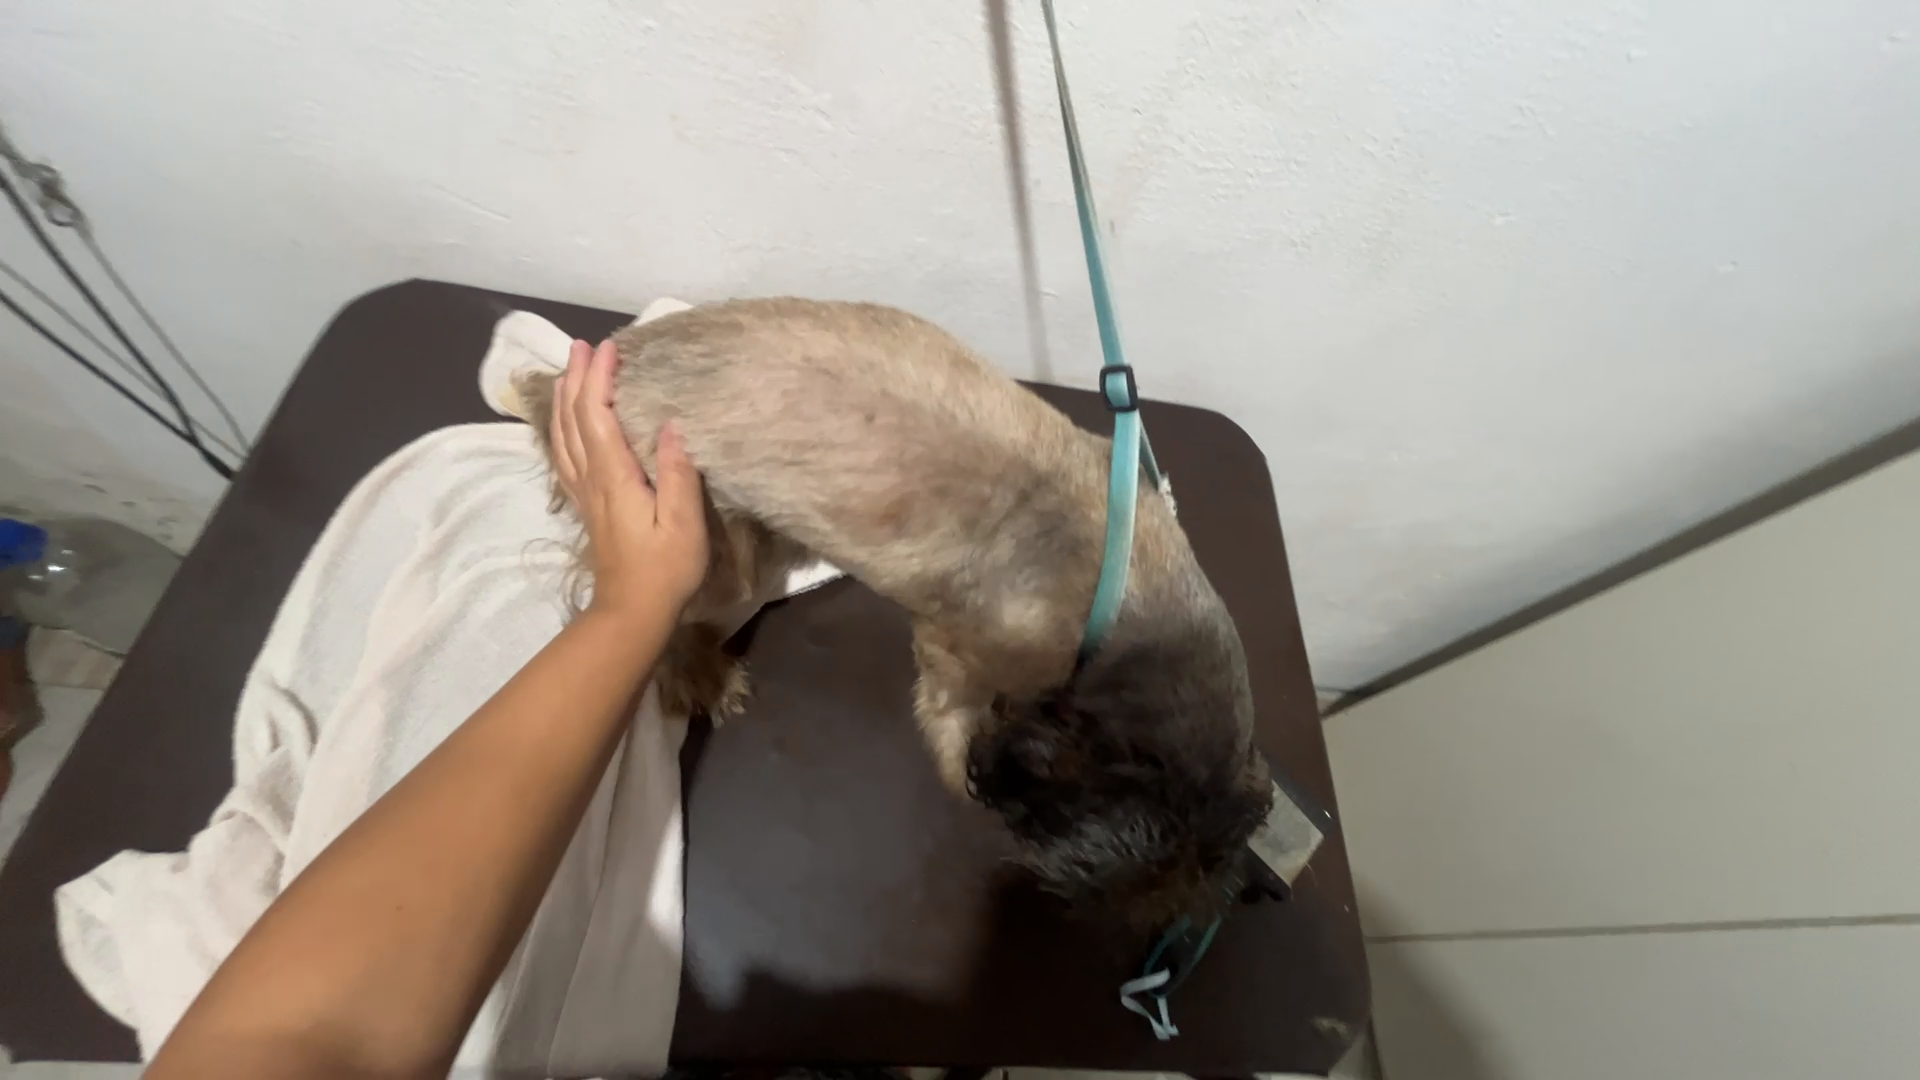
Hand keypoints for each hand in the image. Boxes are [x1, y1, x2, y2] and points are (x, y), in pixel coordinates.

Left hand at [551, 338, 709, 624]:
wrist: (632, 609)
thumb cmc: (665, 568)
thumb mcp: (683, 523)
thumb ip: (677, 474)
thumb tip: (672, 426)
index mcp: (615, 477)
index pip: (598, 416)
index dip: (601, 379)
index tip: (611, 348)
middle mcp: (592, 478)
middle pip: (575, 418)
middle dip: (578, 378)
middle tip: (586, 345)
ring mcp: (584, 491)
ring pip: (563, 434)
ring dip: (565, 398)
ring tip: (570, 370)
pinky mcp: (587, 504)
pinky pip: (565, 453)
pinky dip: (562, 426)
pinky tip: (566, 419)